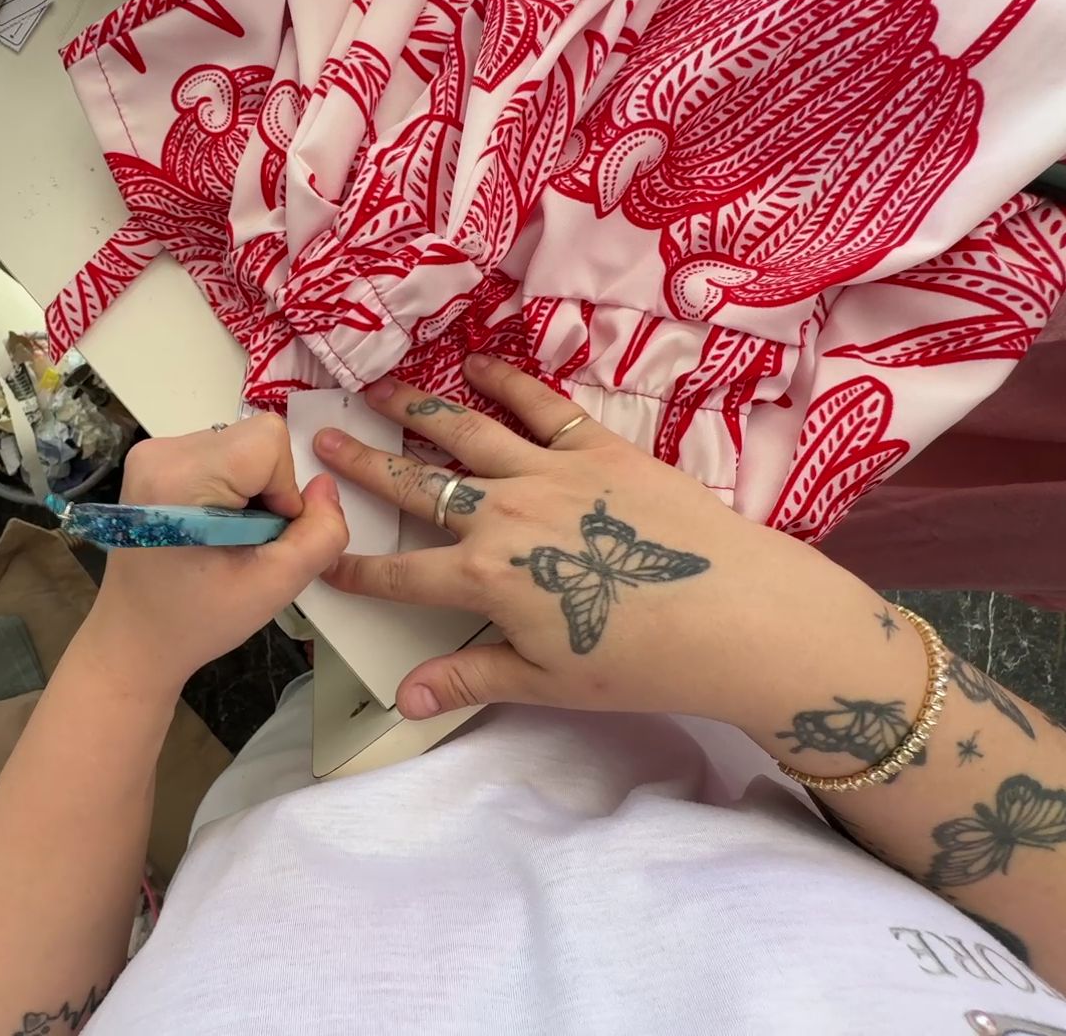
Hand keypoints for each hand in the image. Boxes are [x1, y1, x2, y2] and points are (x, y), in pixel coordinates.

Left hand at [82, 415, 347, 693]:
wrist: (134, 637)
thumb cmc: (197, 619)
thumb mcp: (274, 588)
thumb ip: (320, 535)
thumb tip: (325, 486)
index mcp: (181, 476)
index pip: (268, 440)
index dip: (283, 488)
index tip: (263, 534)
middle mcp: (161, 451)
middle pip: (254, 439)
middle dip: (267, 488)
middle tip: (245, 541)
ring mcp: (152, 453)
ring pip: (239, 445)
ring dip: (250, 489)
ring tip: (225, 538)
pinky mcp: (152, 461)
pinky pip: (219, 453)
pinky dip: (230, 486)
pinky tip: (211, 527)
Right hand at [314, 355, 898, 725]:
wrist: (746, 620)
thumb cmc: (642, 662)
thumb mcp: (545, 682)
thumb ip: (466, 680)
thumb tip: (404, 701)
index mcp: (484, 578)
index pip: (397, 576)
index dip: (353, 569)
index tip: (320, 554)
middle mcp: (501, 516)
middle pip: (414, 485)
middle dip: (362, 464)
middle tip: (323, 437)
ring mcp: (547, 474)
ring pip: (464, 433)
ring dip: (415, 410)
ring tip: (379, 389)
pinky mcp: (597, 449)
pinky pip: (541, 407)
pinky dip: (507, 382)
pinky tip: (477, 364)